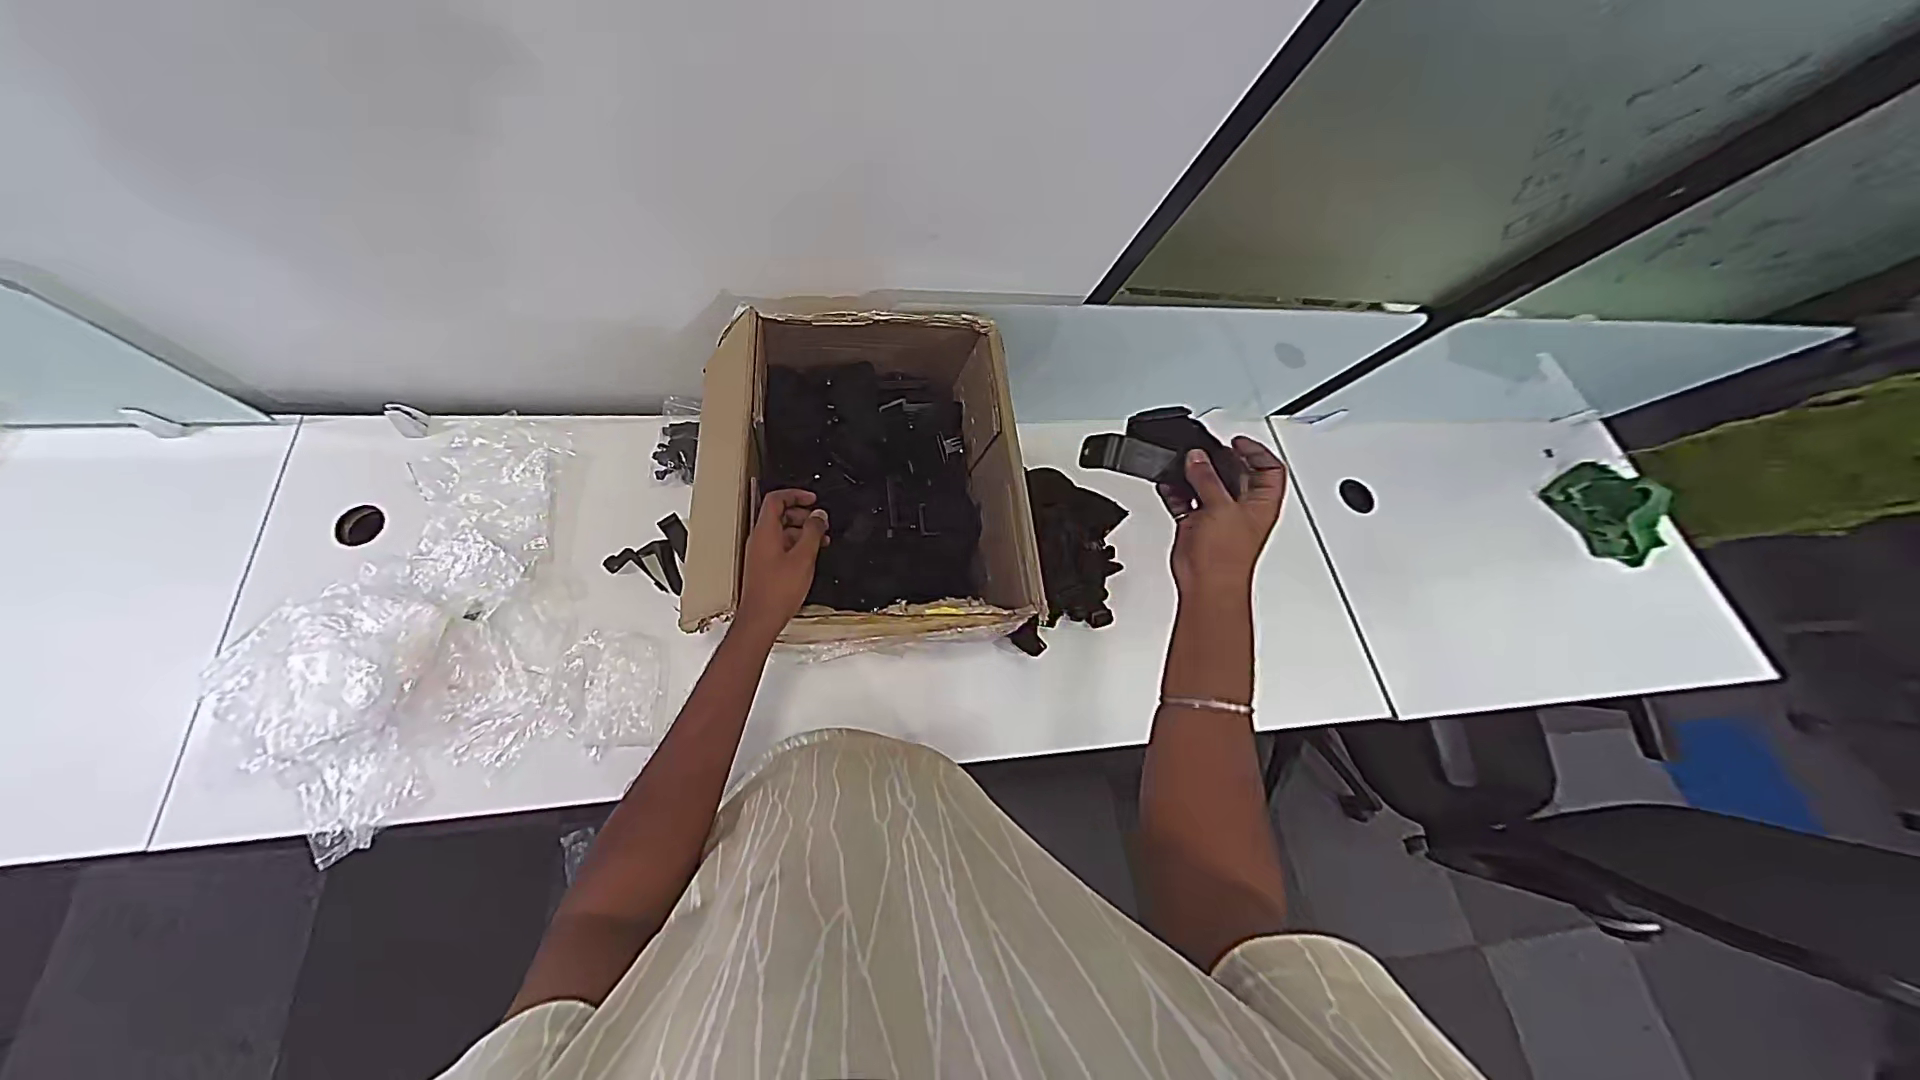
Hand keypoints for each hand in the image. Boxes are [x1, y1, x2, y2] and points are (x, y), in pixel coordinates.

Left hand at [736, 489, 828, 634]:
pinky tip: (810, 555)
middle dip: (802, 514)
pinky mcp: (764, 565)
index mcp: (765, 532)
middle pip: (779, 514)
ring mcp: (760, 553)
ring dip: (801, 531)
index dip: (795, 495)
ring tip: (820, 539)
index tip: (812, 499)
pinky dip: (796, 544)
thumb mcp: (804, 557)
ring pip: (781, 531)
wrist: (761, 618)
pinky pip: (780, 545)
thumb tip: (819, 516)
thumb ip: (813, 532)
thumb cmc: (777, 591)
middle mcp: (759, 539)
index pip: (776, 499)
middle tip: (820, 521)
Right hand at [1158, 437, 1286, 601]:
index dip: (1256, 451)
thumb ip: (1208, 478)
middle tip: (1204, 450)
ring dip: (1194, 475)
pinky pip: (1186, 501)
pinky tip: (1169, 484)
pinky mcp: (1196, 525)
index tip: (1237, 442)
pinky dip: (1177, 492)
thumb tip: (1198, 459)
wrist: (1206, 584)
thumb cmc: (1227, 557)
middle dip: (1218, 460)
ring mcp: (1218, 517)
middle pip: (1234, 474)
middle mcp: (1241, 508)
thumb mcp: (1221, 507)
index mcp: (1262, 502)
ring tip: (1183, 464)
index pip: (1269, 468)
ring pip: (1207, 486)